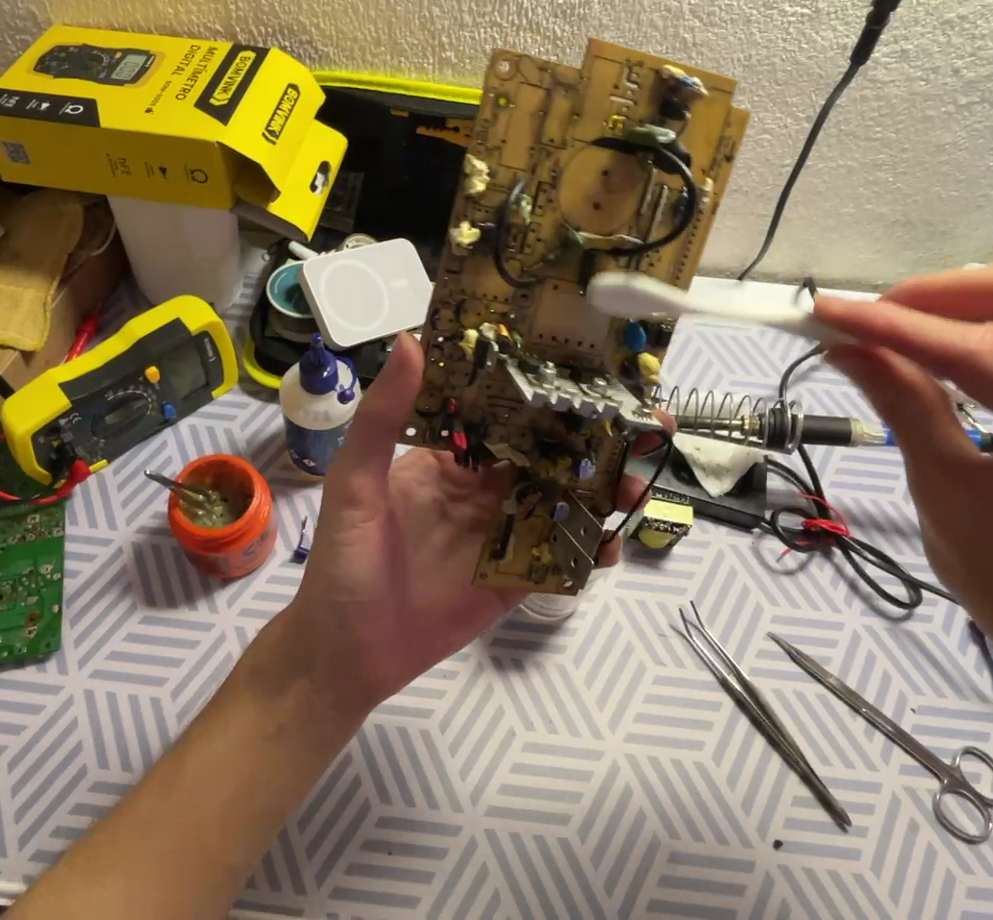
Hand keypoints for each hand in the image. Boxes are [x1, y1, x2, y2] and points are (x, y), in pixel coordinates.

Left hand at [278, 334, 643, 715]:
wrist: (349, 653)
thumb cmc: (345, 560)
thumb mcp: (354, 481)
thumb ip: (383, 418)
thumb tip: (412, 339)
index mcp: (447, 457)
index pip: (503, 412)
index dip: (546, 391)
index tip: (593, 370)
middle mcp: (480, 487)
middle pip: (547, 454)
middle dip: (595, 438)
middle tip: (647, 423)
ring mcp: (502, 532)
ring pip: (564, 500)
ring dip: (604, 490)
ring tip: (638, 484)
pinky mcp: (516, 577)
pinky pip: (561, 555)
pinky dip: (591, 548)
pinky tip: (612, 545)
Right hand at [813, 260, 992, 699]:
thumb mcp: (946, 495)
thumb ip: (905, 407)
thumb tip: (849, 347)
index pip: (982, 351)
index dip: (896, 324)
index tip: (829, 311)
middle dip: (939, 293)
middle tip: (871, 320)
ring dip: (974, 292)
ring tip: (908, 323)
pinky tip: (955, 338)